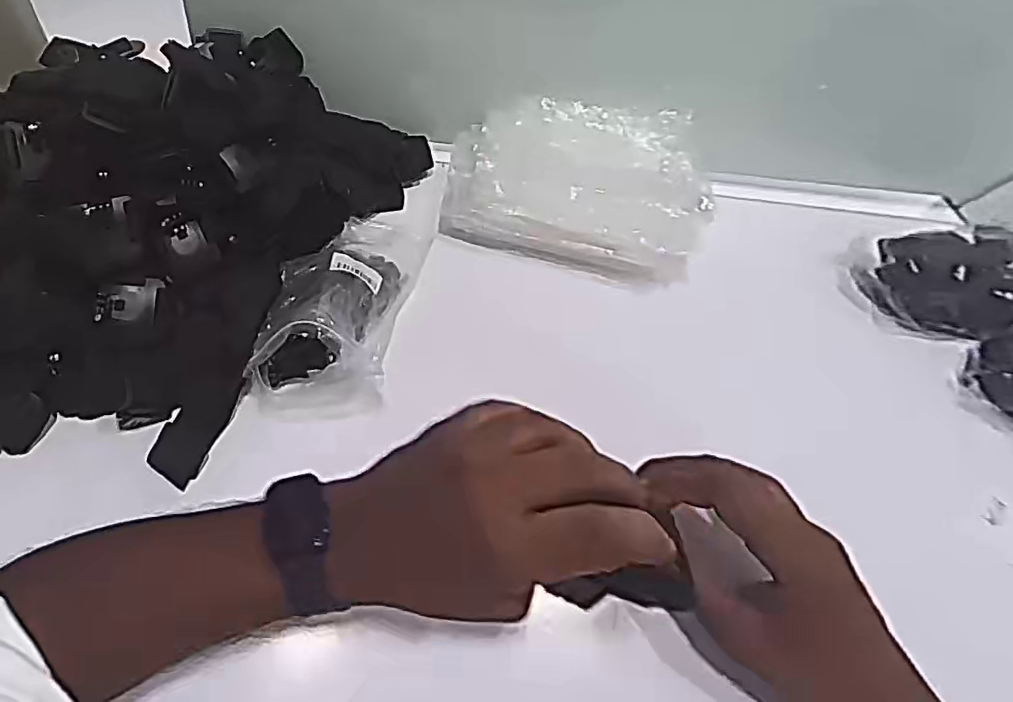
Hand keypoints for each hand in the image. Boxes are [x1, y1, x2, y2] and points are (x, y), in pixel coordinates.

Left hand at [327, 401, 677, 621]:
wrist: (357, 536)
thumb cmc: (417, 573)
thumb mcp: (501, 598)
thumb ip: (557, 572)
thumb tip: (597, 547)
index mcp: (507, 539)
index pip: (606, 528)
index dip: (648, 536)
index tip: (656, 542)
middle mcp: (491, 484)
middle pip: (589, 469)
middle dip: (628, 491)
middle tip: (632, 508)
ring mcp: (469, 448)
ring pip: (554, 433)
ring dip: (586, 456)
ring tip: (590, 479)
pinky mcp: (452, 428)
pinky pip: (511, 413)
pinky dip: (540, 429)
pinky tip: (546, 447)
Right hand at [638, 456, 937, 701]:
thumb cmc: (824, 676)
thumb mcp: (738, 629)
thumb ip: (693, 575)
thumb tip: (659, 538)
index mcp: (796, 546)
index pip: (726, 483)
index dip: (673, 476)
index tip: (639, 487)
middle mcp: (810, 536)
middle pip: (740, 477)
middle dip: (684, 471)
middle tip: (645, 482)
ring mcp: (817, 545)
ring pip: (751, 486)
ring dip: (702, 480)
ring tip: (666, 493)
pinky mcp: (815, 557)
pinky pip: (760, 503)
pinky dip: (720, 495)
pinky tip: (702, 514)